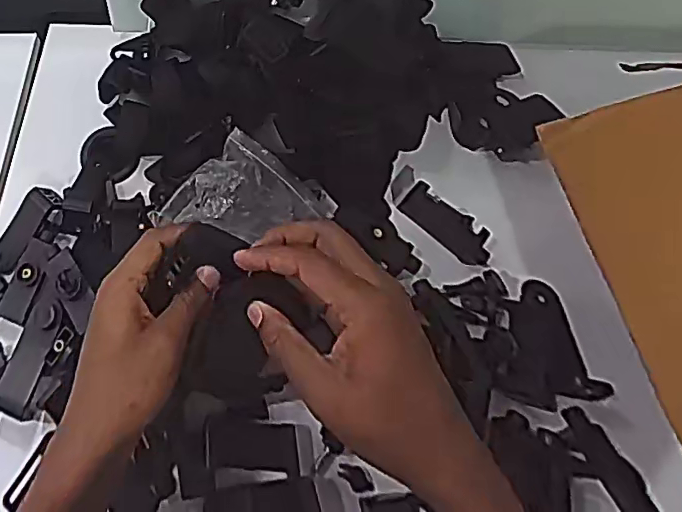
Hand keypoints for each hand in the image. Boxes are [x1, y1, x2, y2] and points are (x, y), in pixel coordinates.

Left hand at [22, 223, 218, 511]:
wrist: (97, 437)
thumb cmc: (119, 394)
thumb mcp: (168, 340)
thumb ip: (191, 301)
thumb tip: (208, 274)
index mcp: (119, 285)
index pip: (153, 238)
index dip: (183, 232)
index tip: (208, 235)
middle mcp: (114, 293)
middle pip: (152, 256)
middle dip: (185, 255)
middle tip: (213, 261)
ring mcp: (117, 312)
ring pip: (153, 280)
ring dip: (180, 280)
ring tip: (208, 287)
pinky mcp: (123, 331)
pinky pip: (151, 301)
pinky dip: (172, 301)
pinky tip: (191, 314)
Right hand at [234, 221, 519, 511]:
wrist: (439, 448)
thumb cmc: (395, 427)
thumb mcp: (324, 394)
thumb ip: (285, 346)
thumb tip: (259, 311)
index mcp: (366, 304)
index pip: (307, 259)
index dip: (268, 255)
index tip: (243, 259)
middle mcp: (381, 289)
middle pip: (328, 233)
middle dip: (287, 234)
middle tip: (257, 249)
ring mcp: (388, 294)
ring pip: (341, 245)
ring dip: (304, 246)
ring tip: (272, 263)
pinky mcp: (390, 305)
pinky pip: (350, 267)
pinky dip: (320, 264)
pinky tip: (300, 285)